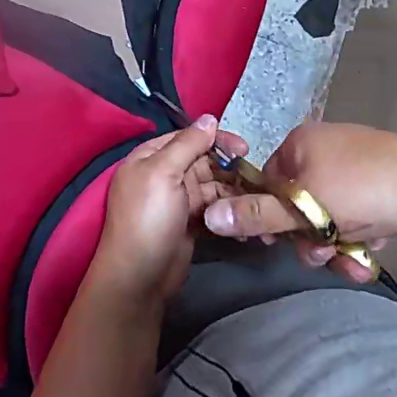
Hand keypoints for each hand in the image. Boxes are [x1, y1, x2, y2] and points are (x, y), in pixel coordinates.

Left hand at [89, 115, 249, 305]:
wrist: (139, 278)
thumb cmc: (148, 219)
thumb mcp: (163, 173)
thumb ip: (188, 144)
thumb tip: (210, 117)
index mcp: (152, 157)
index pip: (189, 137)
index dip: (217, 140)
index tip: (244, 149)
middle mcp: (165, 174)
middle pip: (205, 161)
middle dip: (231, 167)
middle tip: (257, 178)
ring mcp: (178, 199)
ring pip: (214, 185)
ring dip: (235, 190)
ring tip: (257, 200)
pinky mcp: (191, 221)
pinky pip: (215, 207)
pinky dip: (230, 210)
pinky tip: (247, 218)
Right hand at [201, 123, 396, 283]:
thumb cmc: (364, 190)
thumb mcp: (305, 207)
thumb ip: (257, 215)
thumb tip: (209, 216)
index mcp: (300, 144)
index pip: (265, 183)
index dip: (269, 217)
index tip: (279, 241)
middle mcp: (323, 150)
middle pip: (297, 205)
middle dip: (309, 238)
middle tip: (324, 252)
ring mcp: (352, 167)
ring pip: (326, 218)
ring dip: (336, 246)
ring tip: (355, 259)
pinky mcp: (376, 186)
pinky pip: (352, 216)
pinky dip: (358, 237)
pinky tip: (373, 248)